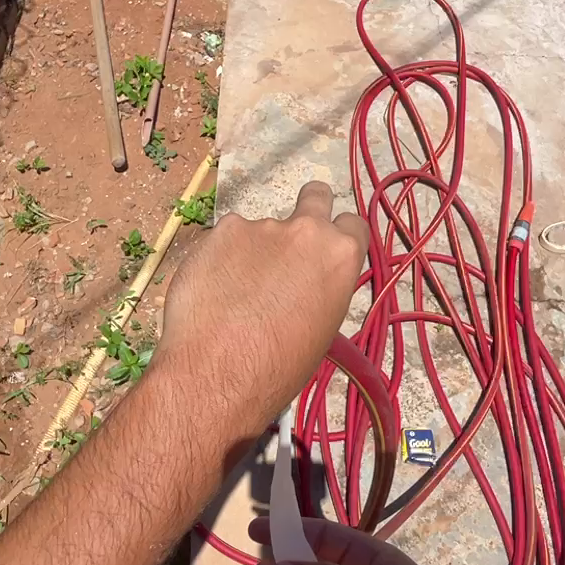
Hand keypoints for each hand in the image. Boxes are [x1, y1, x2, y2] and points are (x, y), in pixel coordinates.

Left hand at [149, 181, 368, 447]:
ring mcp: (262, 224)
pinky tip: (212, 287)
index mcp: (340, 256)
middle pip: (316, 195)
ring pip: (262, 228)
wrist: (218, 369)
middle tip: (290, 241)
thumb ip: (319, 288)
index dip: (339, 236)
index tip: (325, 251)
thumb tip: (303, 284)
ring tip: (233, 291)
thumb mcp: (321, 329)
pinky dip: (221, 256)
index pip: (353, 224)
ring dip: (253, 249)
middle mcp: (307, 230)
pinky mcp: (223, 228)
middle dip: (308, 208)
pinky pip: (227, 237)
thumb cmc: (279, 365)